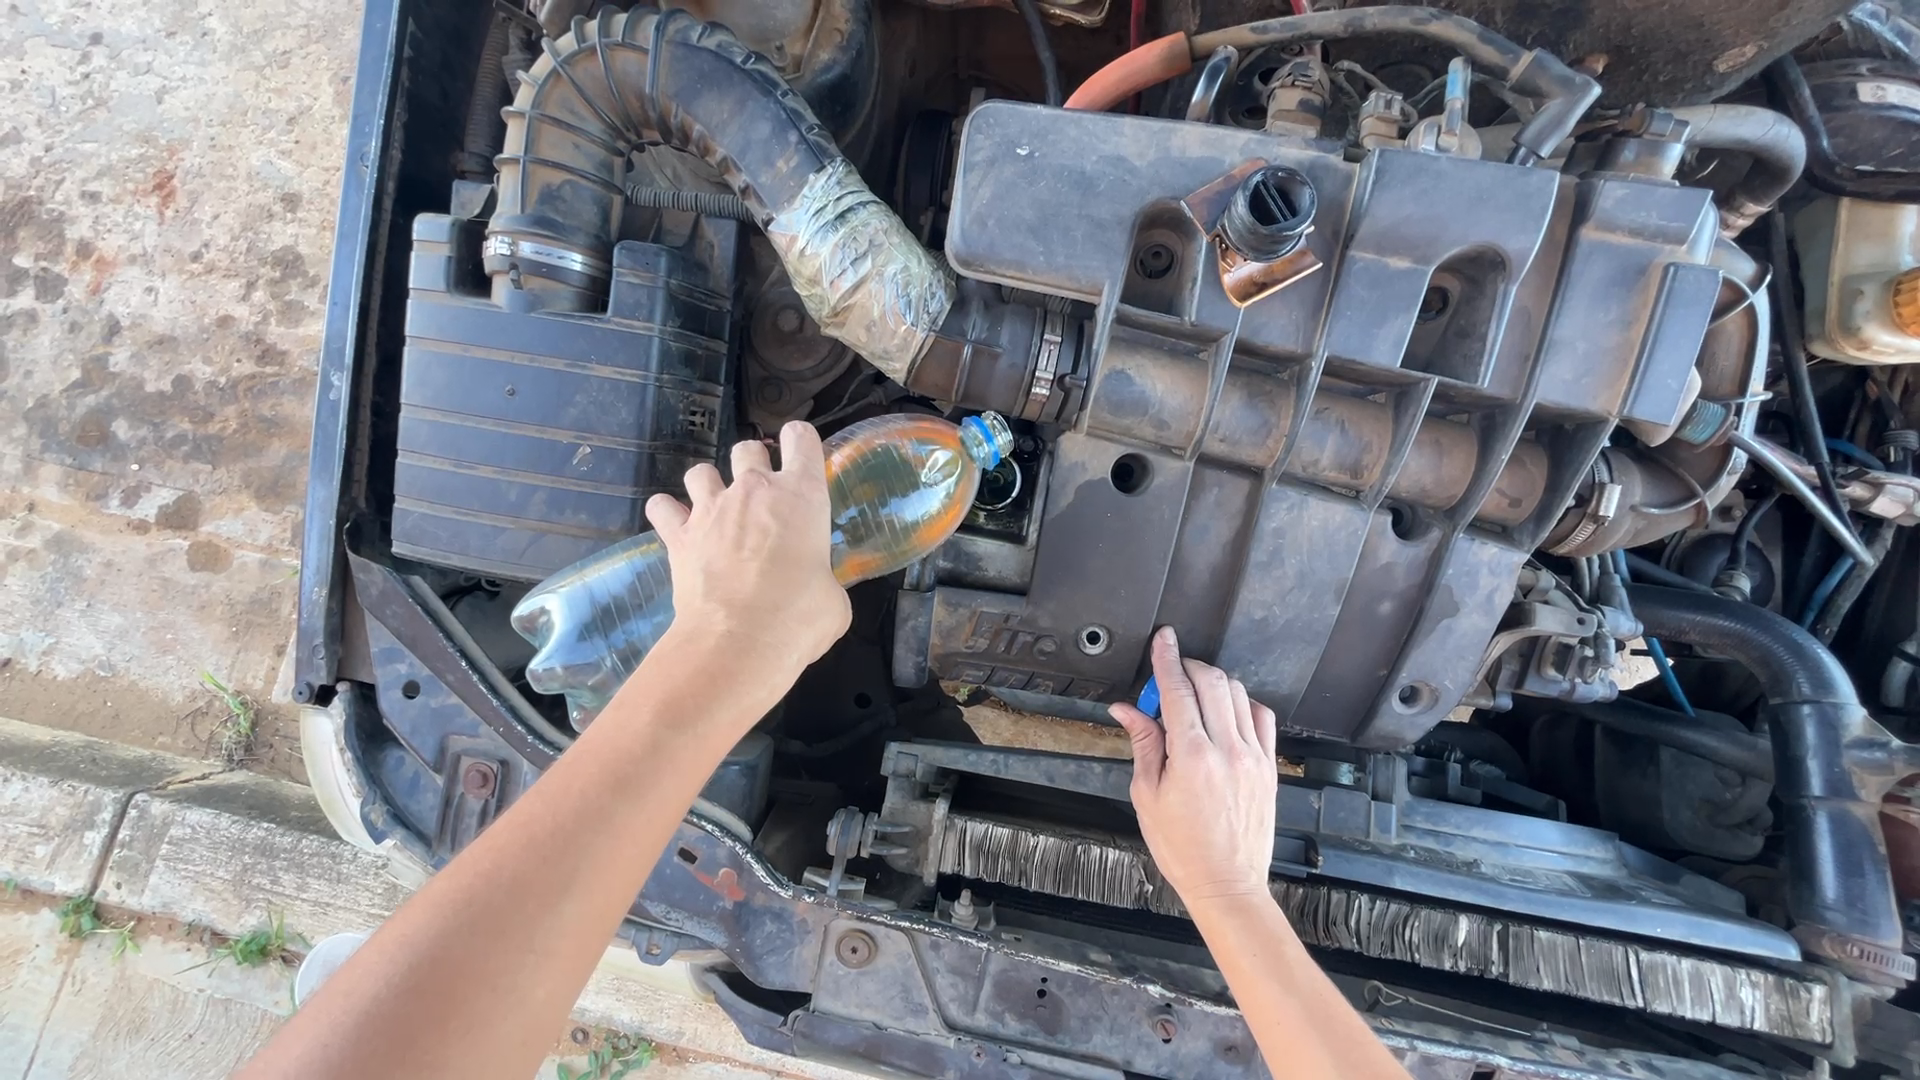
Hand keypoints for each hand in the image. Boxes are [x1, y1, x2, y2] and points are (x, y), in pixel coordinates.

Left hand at [646, 421, 851, 677]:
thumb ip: (824, 580)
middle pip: (748, 448)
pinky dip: (668, 514)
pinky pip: (661, 506)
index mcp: (803, 495)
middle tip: (761, 497)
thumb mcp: (834, 598)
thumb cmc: (801, 616)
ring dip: (709, 485)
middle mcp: (755, 490)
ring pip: (701, 470)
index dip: (801, 443)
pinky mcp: (678, 534)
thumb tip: (819, 592)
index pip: (802, 439)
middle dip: (753, 464)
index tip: (801, 459)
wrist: (740, 640)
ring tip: (716, 510)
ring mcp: (711, 509)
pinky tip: (677, 528)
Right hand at [1110, 627, 1278, 907]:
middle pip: (1211, 682)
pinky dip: (1242, 703)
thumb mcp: (1147, 794)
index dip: (1167, 658)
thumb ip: (1142, 743)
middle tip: (1171, 671)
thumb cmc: (1182, 847)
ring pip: (1238, 693)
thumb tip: (1126, 709)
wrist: (1227, 884)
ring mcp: (1253, 757)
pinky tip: (1226, 711)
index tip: (1163, 639)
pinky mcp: (1269, 767)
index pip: (1178, 689)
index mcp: (1191, 757)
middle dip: (1189, 665)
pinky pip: (1261, 716)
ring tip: (1193, 695)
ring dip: (1213, 682)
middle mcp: (1227, 751)